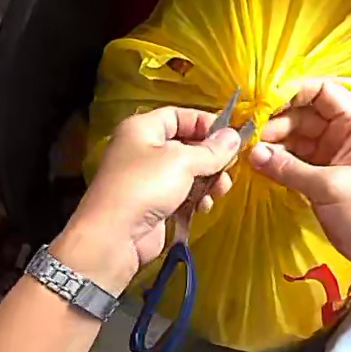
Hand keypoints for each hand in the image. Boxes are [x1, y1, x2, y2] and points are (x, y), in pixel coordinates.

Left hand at [52, 107, 241, 290]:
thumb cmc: (146, 186)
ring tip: (220, 190)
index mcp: (142, 129)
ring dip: (207, 181)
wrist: (116, 235)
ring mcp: (147, 180)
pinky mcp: (153, 205)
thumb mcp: (183, 161)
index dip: (204, 123)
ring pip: (187, 173)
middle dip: (210, 157)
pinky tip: (204, 207)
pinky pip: (181, 195)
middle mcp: (143, 150)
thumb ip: (212, 150)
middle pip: (185, 145)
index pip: (178, 116)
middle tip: (229, 169)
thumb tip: (234, 136)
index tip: (230, 136)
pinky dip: (195, 199)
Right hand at [248, 80, 350, 273]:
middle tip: (252, 137)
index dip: (293, 93)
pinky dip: (277, 163)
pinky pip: (293, 162)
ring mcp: (329, 156)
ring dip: (273, 144)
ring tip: (251, 153)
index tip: (264, 104)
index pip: (322, 93)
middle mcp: (342, 135)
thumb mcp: (329, 186)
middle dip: (277, 124)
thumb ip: (289, 169)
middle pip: (303, 116)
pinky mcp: (319, 178)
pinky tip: (258, 165)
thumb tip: (253, 153)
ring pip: (295, 140)